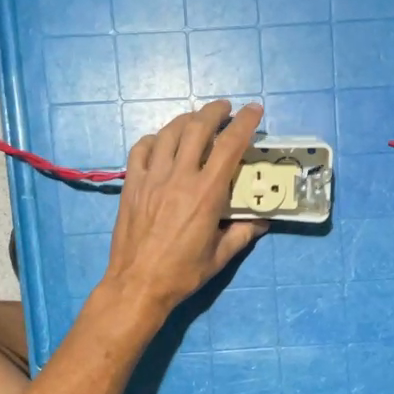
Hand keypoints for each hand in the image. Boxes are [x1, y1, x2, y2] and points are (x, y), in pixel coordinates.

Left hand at [100, 100, 267, 317]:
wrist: (138, 284)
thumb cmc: (182, 274)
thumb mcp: (219, 257)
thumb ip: (242, 234)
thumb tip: (261, 222)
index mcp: (206, 194)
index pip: (229, 146)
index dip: (244, 123)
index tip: (254, 111)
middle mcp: (180, 177)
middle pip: (198, 128)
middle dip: (214, 112)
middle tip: (224, 109)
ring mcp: (152, 178)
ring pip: (170, 132)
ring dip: (187, 120)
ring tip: (196, 120)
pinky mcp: (132, 184)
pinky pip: (142, 148)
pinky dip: (156, 139)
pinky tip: (162, 142)